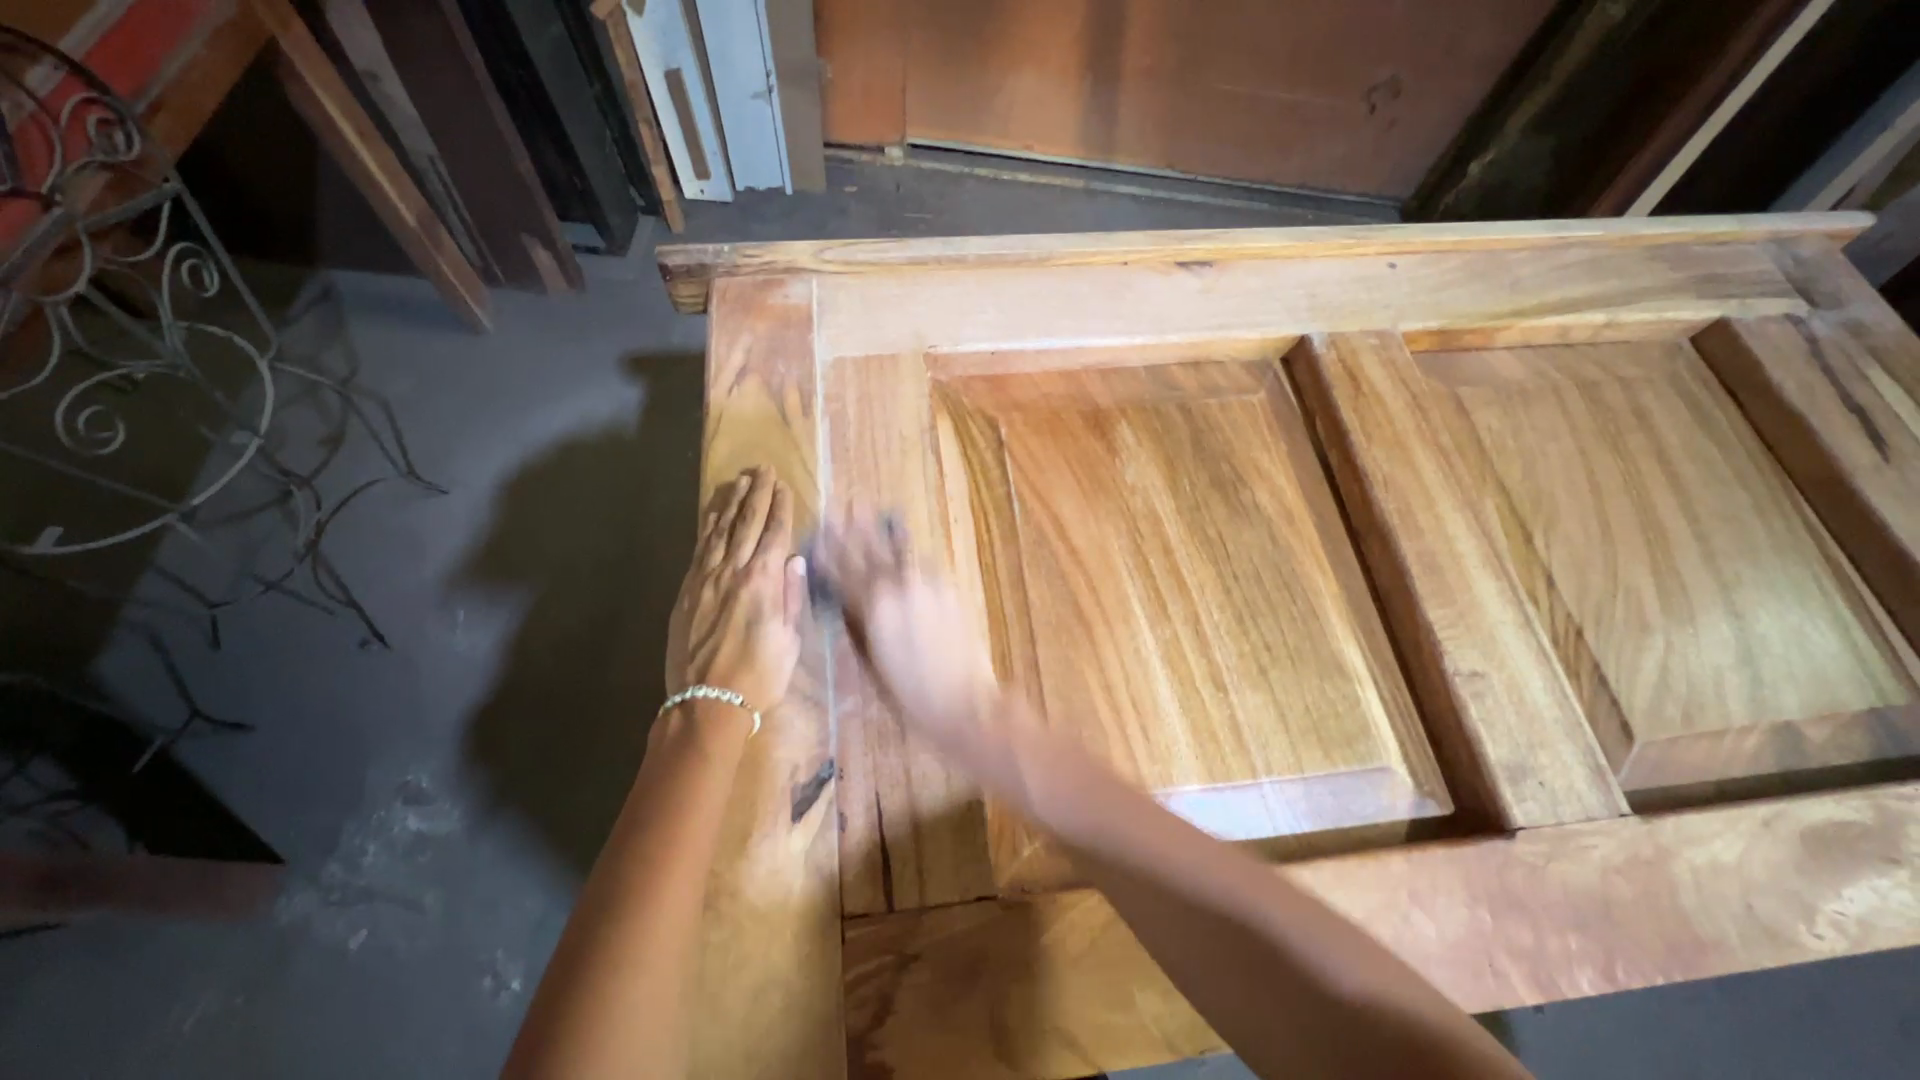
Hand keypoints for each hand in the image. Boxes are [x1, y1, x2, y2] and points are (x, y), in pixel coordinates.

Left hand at [665, 468, 807, 719]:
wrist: (707, 701)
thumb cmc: (759, 676)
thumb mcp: (790, 640)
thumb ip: (792, 597)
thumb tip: (795, 560)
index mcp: (764, 582)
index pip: (775, 533)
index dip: (781, 507)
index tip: (784, 486)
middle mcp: (733, 571)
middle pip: (747, 522)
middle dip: (758, 494)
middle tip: (764, 470)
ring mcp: (706, 577)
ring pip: (720, 529)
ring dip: (732, 501)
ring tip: (740, 480)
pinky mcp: (687, 589)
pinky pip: (700, 547)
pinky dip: (708, 525)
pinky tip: (714, 512)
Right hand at [816, 513, 1000, 758]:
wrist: (963, 700)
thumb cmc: (909, 694)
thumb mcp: (871, 663)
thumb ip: (858, 625)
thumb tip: (846, 602)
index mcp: (873, 608)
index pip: (843, 571)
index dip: (828, 553)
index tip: (816, 534)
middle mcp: (897, 587)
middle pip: (867, 551)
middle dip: (850, 530)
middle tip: (838, 507)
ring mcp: (925, 584)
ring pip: (895, 550)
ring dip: (877, 530)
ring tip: (864, 509)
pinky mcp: (947, 587)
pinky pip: (919, 562)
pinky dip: (904, 550)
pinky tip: (898, 537)